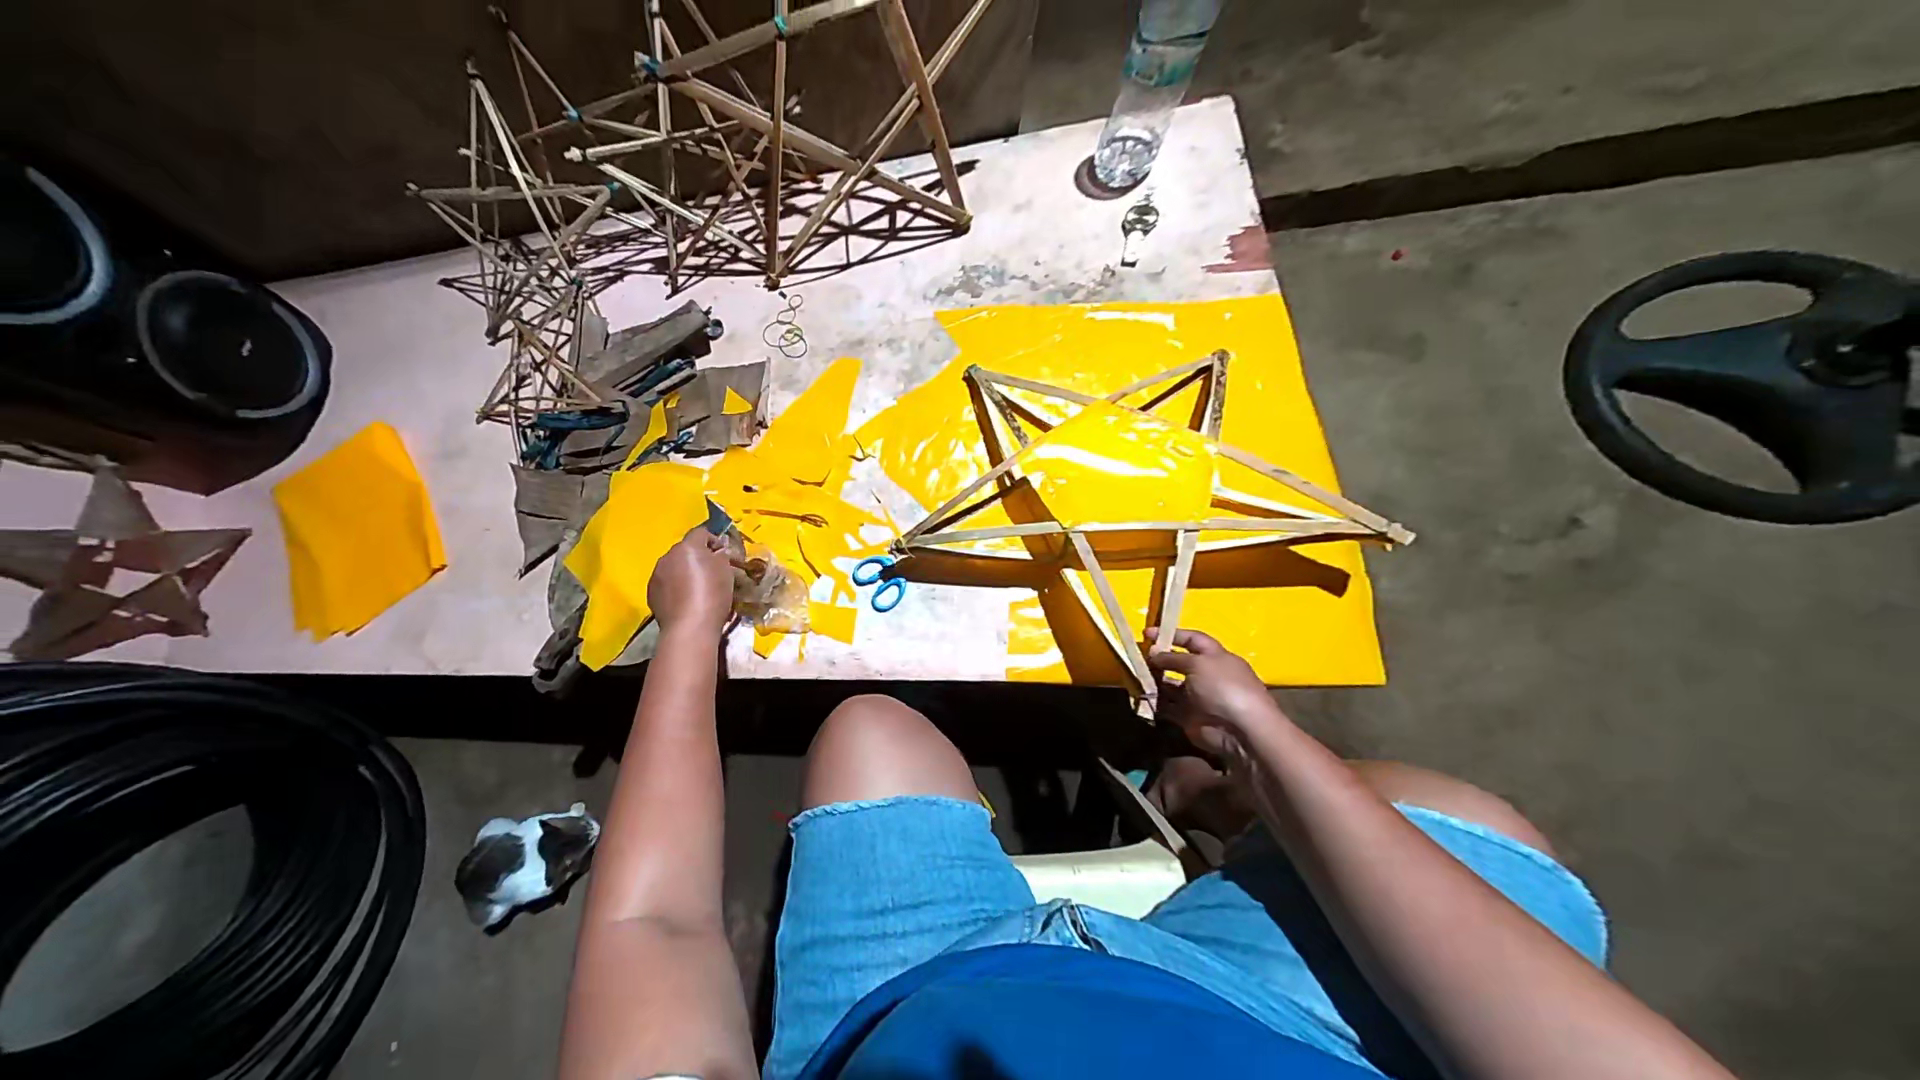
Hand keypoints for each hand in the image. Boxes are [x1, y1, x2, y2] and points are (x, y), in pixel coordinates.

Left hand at [648, 527, 733, 638]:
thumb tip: (718, 552)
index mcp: (687, 547)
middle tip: (712, 572)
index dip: (714, 540)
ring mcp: (656, 575)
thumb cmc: (713, 594)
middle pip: (685, 550)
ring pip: (673, 567)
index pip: (701, 532)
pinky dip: (675, 587)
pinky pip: (666, 583)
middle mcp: (667, 556)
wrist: (689, 627)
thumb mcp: (726, 571)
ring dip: (684, 572)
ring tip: (697, 589)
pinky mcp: (651, 593)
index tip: (723, 555)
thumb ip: (721, 556)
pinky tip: (685, 601)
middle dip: (697, 557)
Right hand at [1145, 628, 1286, 756]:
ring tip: (1135, 678)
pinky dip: (1154, 703)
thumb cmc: (1223, 687)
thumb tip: (1153, 653)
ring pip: (1170, 686)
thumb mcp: (1198, 663)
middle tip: (1137, 658)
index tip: (1147, 634)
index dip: (1172, 634)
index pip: (1193, 639)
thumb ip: (1173, 657)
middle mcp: (1207, 675)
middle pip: (1178, 663)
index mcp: (1216, 657)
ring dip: (1153, 681)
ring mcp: (1197, 697)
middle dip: (1158, 660)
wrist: (1239, 730)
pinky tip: (1140, 697)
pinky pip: (1167, 707)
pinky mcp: (1188, 717)